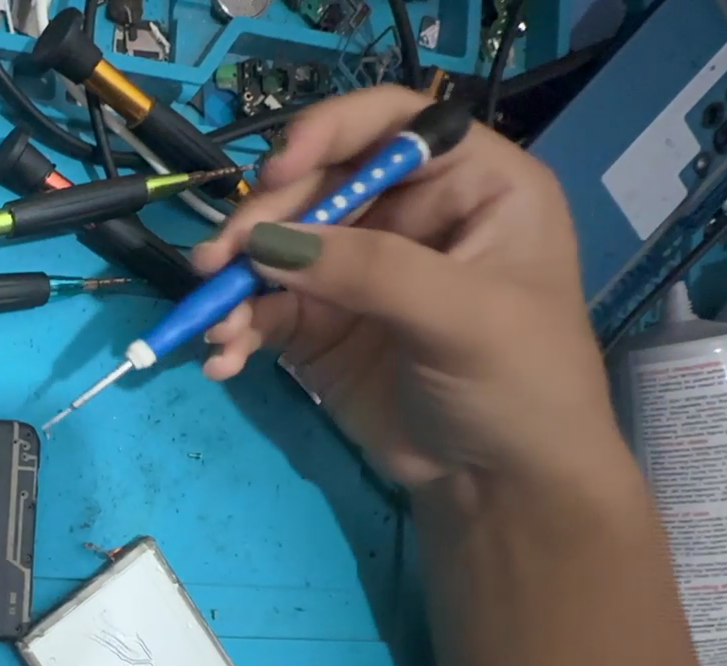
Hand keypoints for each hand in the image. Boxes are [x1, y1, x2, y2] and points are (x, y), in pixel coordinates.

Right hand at [196, 87, 621, 491]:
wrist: (490, 478)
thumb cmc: (514, 382)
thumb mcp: (459, 316)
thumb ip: (368, 271)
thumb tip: (261, 244)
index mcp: (466, 189)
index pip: (390, 127)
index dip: (327, 135)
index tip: (271, 173)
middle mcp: (401, 222)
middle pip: (310, 192)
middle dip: (255, 227)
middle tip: (212, 266)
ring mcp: (350, 277)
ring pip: (271, 257)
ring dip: (232, 290)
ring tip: (216, 329)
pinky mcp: (313, 328)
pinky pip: (258, 316)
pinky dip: (234, 335)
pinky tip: (223, 362)